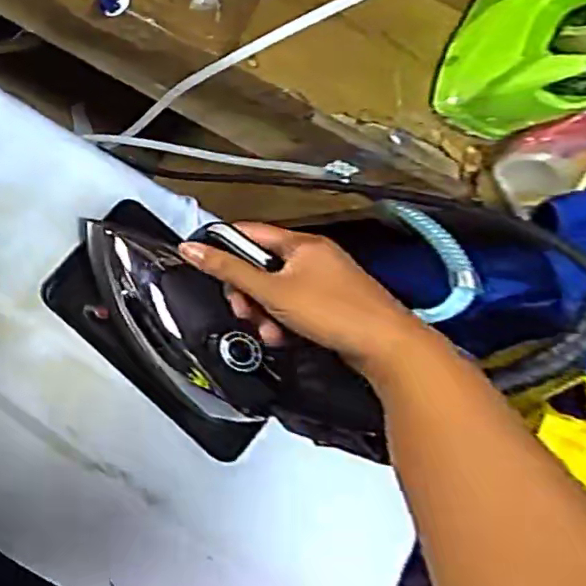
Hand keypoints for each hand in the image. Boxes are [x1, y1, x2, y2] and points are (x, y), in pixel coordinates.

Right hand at [177, 222, 436, 378]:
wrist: (394, 353)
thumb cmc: (341, 315)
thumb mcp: (270, 289)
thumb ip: (226, 268)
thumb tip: (191, 248)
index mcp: (302, 245)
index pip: (246, 233)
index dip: (221, 246)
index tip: (205, 261)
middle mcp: (314, 258)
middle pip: (256, 265)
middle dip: (243, 289)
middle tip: (242, 305)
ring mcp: (323, 282)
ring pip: (270, 288)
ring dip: (260, 309)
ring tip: (266, 326)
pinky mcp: (328, 305)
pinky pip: (288, 304)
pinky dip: (278, 319)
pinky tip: (281, 333)